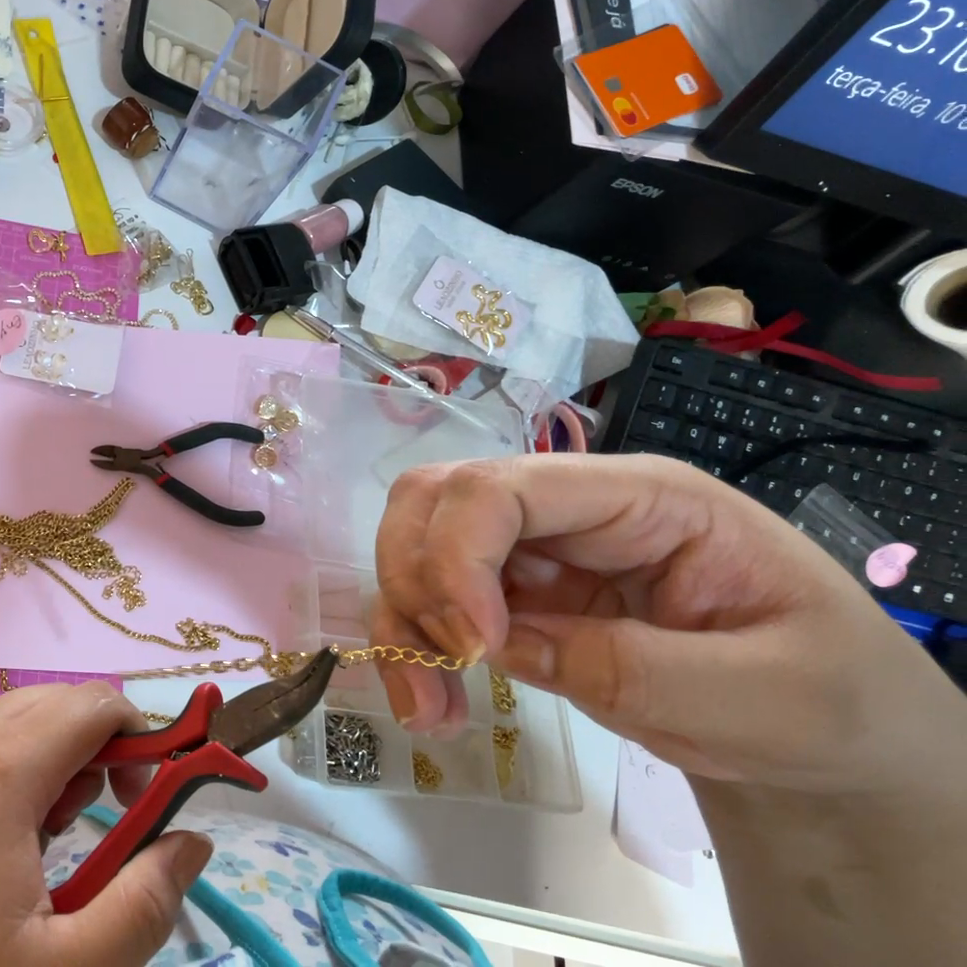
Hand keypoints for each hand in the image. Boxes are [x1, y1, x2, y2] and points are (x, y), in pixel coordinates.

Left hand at [0, 683, 213, 966]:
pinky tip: (1, 850)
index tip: (150, 802)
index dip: (143, 738)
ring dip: (55, 762)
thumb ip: (145, 902)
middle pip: (55, 704)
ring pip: (14, 724)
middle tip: (105, 824)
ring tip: (54, 845)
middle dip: (100, 748)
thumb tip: (193, 840)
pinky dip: (11, 774)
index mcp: (0, 767)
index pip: (94, 702)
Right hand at [371, 454, 964, 791]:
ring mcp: (530, 551)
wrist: (821, 736)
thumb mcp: (763, 693)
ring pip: (413, 548)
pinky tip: (429, 704)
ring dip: (400, 622)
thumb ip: (632, 665)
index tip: (472, 645)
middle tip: (442, 663)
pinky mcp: (505, 595)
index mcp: (641, 498)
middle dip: (416, 577)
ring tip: (428, 707)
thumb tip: (498, 645)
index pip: (504, 488)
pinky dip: (407, 649)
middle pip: (434, 498)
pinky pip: (425, 603)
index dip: (460, 553)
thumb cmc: (824, 700)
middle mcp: (567, 509)